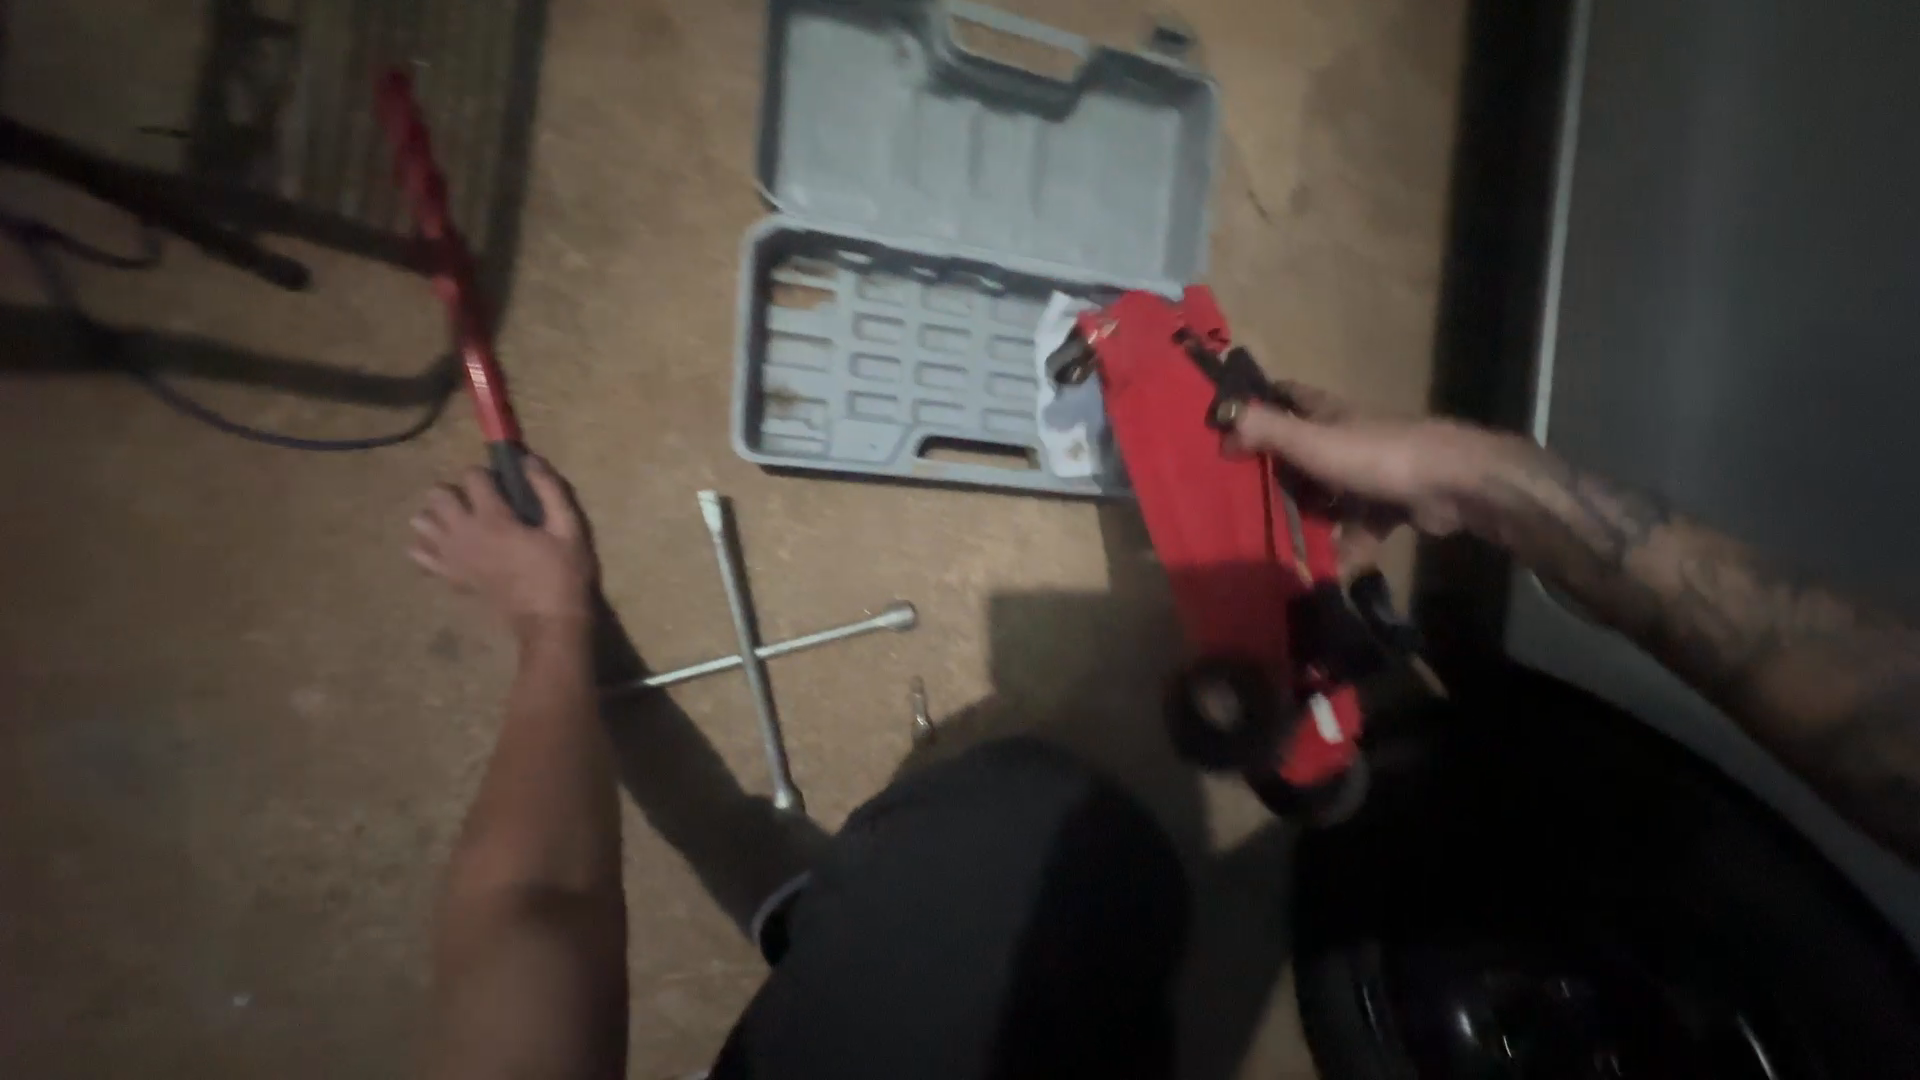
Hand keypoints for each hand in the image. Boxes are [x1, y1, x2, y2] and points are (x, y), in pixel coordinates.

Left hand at [409, 458, 597, 637]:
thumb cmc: (564, 572)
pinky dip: (429, 545)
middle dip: (458, 492)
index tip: (504, 486)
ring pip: (422, 521)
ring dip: (440, 516)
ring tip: (464, 523)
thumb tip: (529, 460)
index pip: (472, 476)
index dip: (488, 475)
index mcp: (494, 518)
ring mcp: (452, 556)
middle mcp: (463, 532)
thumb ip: (550, 491)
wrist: (548, 619)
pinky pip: (420, 554)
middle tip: (482, 504)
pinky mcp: (449, 576)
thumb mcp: (569, 528)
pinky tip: (450, 547)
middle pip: (437, 494)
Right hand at [1227, 381, 1522, 537]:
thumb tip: (1221, 417)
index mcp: (1328, 414)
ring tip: (1289, 537)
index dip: (1260, 403)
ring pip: (1329, 490)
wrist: (1454, 484)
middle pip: (1303, 449)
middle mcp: (1349, 436)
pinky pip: (1358, 524)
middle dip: (1280, 472)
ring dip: (1312, 513)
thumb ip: (1265, 428)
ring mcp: (1372, 470)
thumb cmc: (1376, 456)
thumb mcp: (1310, 441)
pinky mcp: (1391, 502)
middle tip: (1253, 495)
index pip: (1287, 396)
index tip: (1231, 423)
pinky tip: (1335, 563)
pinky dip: (1348, 543)